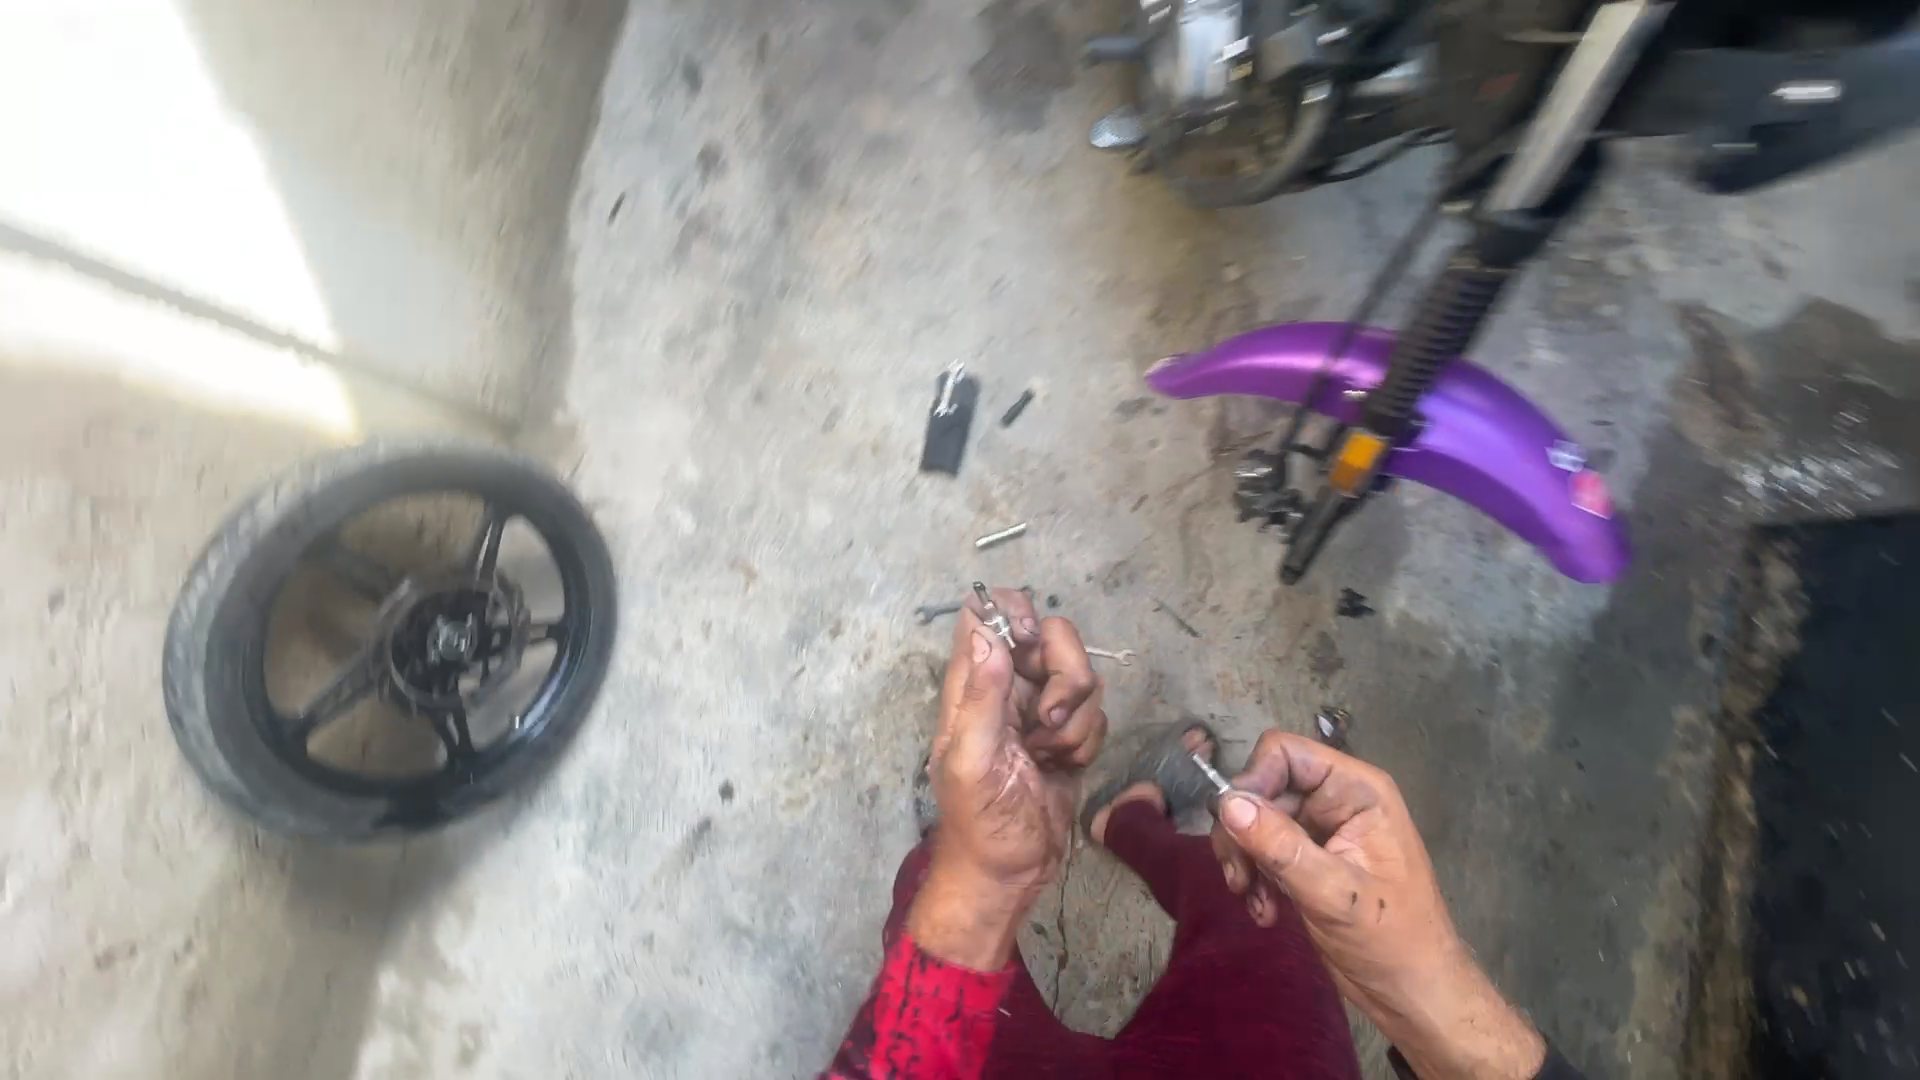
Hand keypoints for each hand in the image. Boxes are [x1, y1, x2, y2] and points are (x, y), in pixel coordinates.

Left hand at [907, 589, 1106, 970]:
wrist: (1012, 872)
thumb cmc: (980, 819)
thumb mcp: (972, 759)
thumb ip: (980, 695)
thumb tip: (986, 631)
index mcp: (973, 682)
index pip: (987, 612)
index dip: (1014, 613)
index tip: (1030, 645)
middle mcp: (1008, 684)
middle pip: (1051, 635)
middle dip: (1064, 676)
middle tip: (1049, 719)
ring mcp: (1041, 707)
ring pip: (1082, 675)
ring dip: (1076, 720)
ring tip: (1049, 755)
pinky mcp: (1071, 733)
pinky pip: (1096, 712)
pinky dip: (1087, 740)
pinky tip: (1064, 766)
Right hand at [1210, 731, 1545, 1079]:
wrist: (1415, 1000)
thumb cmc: (1392, 943)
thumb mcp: (1334, 894)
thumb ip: (1280, 846)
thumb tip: (1227, 803)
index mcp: (1355, 790)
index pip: (1284, 752)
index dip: (1253, 780)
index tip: (1235, 825)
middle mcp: (1333, 798)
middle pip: (1262, 787)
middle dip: (1242, 832)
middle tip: (1239, 878)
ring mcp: (1318, 827)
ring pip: (1253, 818)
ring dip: (1244, 858)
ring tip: (1252, 898)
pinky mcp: (1304, 855)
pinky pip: (1260, 846)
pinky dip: (1253, 875)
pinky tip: (1265, 910)